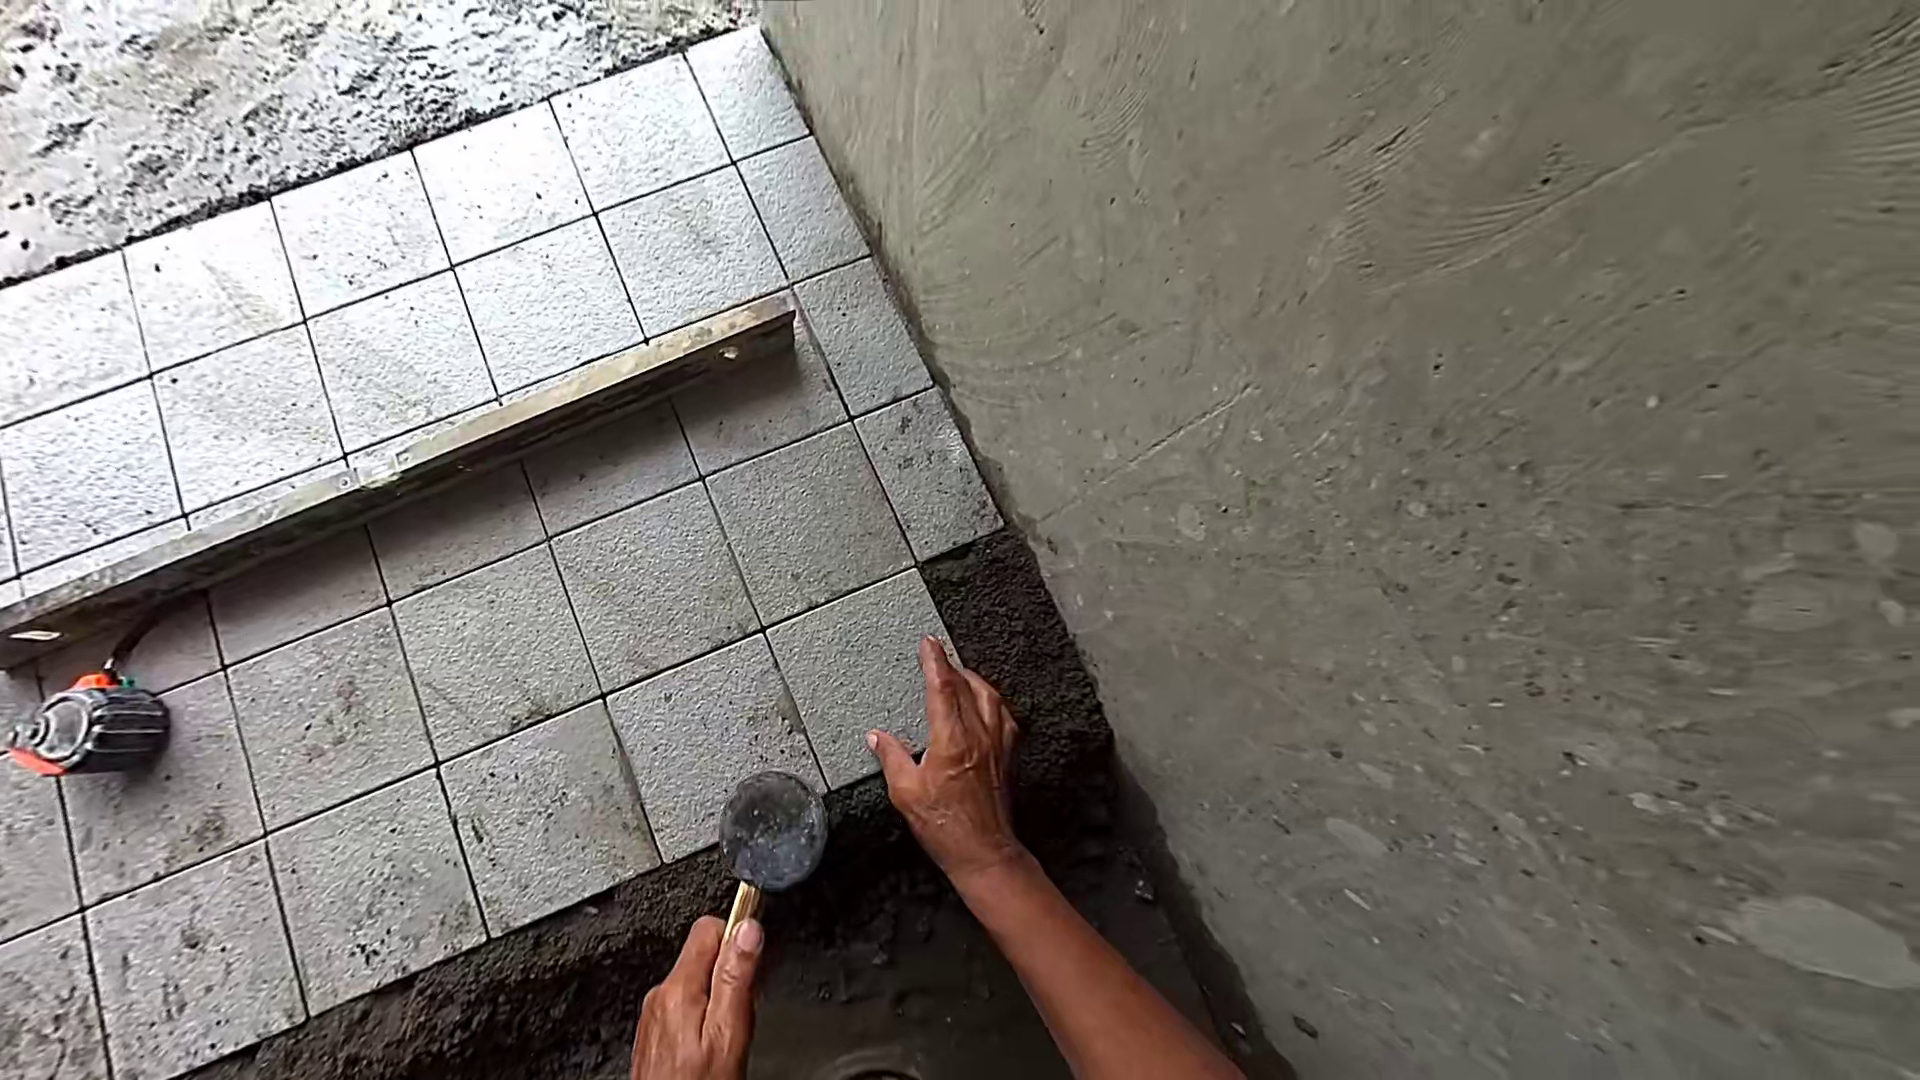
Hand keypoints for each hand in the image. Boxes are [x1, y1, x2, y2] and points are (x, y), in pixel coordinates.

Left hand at [631, 916, 761, 1079]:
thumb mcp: (729, 1032)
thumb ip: (738, 975)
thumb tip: (749, 927)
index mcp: (678, 989)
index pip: (709, 927)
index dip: (737, 938)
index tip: (751, 962)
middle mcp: (660, 998)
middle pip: (704, 952)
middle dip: (730, 970)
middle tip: (742, 1007)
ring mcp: (653, 1017)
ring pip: (696, 979)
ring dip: (718, 994)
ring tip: (728, 1031)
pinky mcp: (653, 1036)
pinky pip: (685, 1004)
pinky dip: (703, 1013)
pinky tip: (711, 1044)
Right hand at [868, 638, 1027, 885]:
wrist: (984, 852)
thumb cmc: (947, 828)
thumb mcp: (906, 793)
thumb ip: (891, 758)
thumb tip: (878, 738)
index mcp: (952, 740)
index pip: (943, 687)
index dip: (934, 661)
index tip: (929, 644)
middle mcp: (978, 735)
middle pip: (967, 685)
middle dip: (951, 664)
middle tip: (939, 653)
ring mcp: (997, 744)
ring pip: (990, 696)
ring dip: (973, 679)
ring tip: (960, 673)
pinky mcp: (1008, 755)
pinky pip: (1004, 715)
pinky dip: (992, 700)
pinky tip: (986, 704)